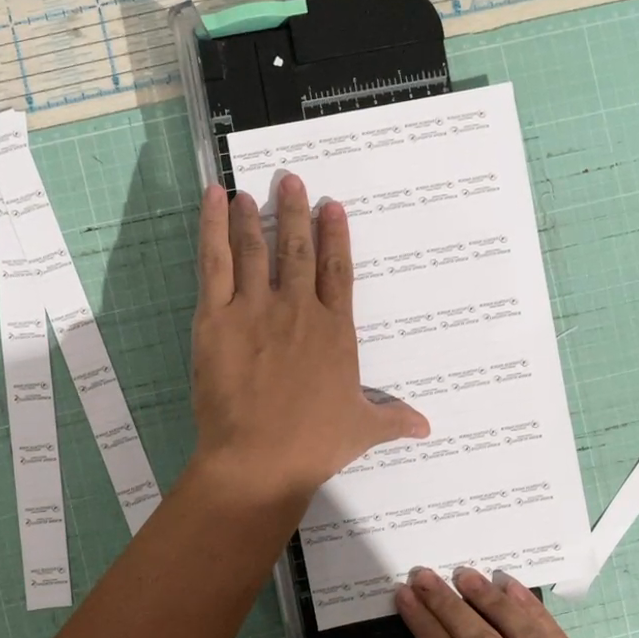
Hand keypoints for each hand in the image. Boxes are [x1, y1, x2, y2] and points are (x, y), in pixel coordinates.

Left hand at [186, 175, 428, 503]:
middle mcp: (297, 309)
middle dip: (294, 212)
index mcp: (334, 331)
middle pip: (297, 250)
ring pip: (255, 249)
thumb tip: (425, 426)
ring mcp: (255, 309)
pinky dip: (213, 227)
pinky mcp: (216, 317)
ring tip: (249, 193)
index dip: (334, 236)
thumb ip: (392, 419)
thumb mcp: (362, 430)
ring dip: (253, 217)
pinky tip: (215, 199)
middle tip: (289, 180)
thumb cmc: (314, 445)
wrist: (261, 458)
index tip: (331, 207)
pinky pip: (214, 262)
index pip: (337, 271)